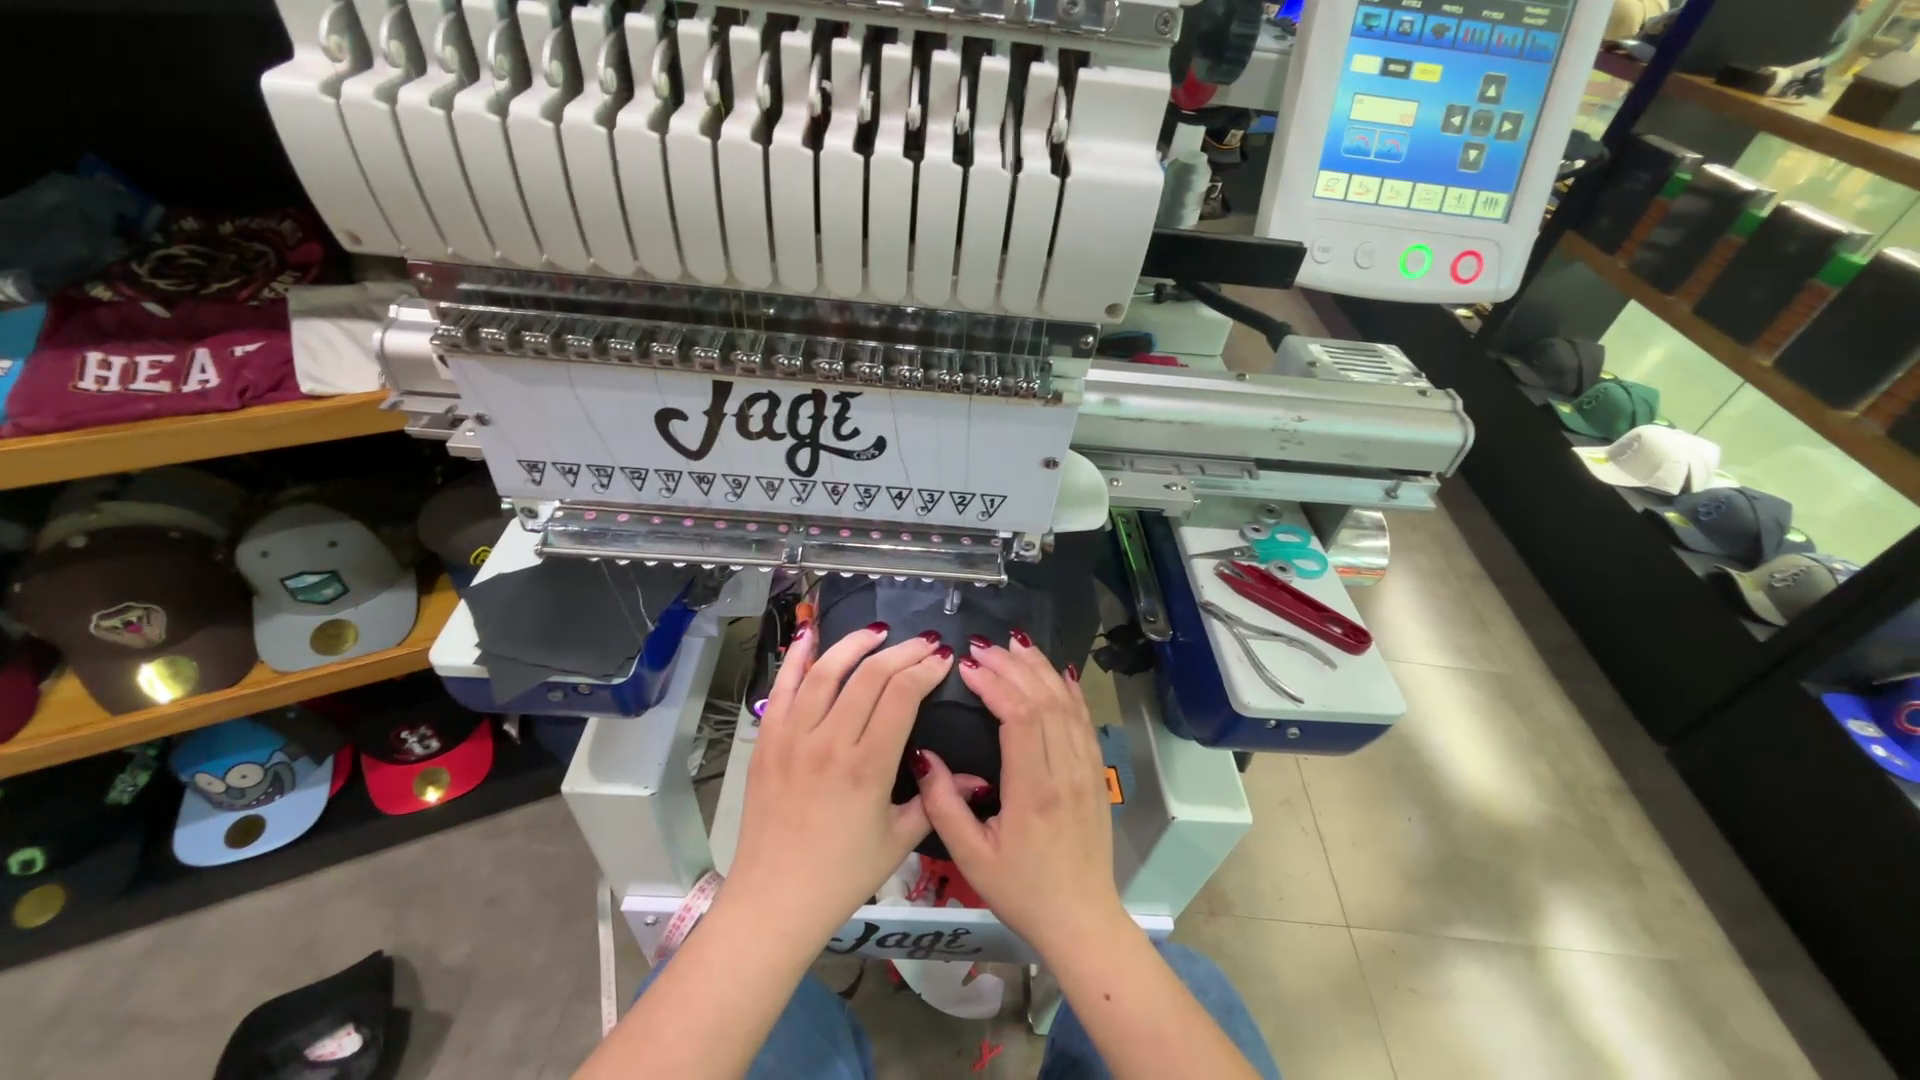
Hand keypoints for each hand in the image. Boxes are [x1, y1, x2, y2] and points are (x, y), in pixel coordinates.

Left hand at [726, 621, 953, 938]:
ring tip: (879, 632)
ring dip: (855, 644)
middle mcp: (830, 742)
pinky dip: (797, 658)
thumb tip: (980, 779)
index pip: (902, 695)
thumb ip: (936, 801)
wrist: (775, 898)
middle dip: (903, 652)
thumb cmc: (842, 875)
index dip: (926, 669)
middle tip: (924, 643)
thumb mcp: (899, 842)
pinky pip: (782, 688)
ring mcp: (793, 737)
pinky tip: (811, 634)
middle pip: (870, 676)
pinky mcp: (767, 741)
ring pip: (827, 672)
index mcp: (868, 766)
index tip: (942, 660)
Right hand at [913, 634, 1126, 953]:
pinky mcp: (1097, 776)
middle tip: (981, 646)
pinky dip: (1070, 693)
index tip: (965, 667)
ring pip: (1067, 705)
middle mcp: (1065, 771)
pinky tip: (1057, 673)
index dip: (993, 684)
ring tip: (1014, 644)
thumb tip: (923, 757)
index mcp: (1033, 790)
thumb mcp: (970, 857)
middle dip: (1012, 666)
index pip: (1018, 717)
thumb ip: (944, 805)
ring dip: (1040, 670)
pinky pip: (1085, 722)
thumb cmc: (1021, 891)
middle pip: (1044, 700)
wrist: (1081, 919)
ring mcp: (1087, 771)